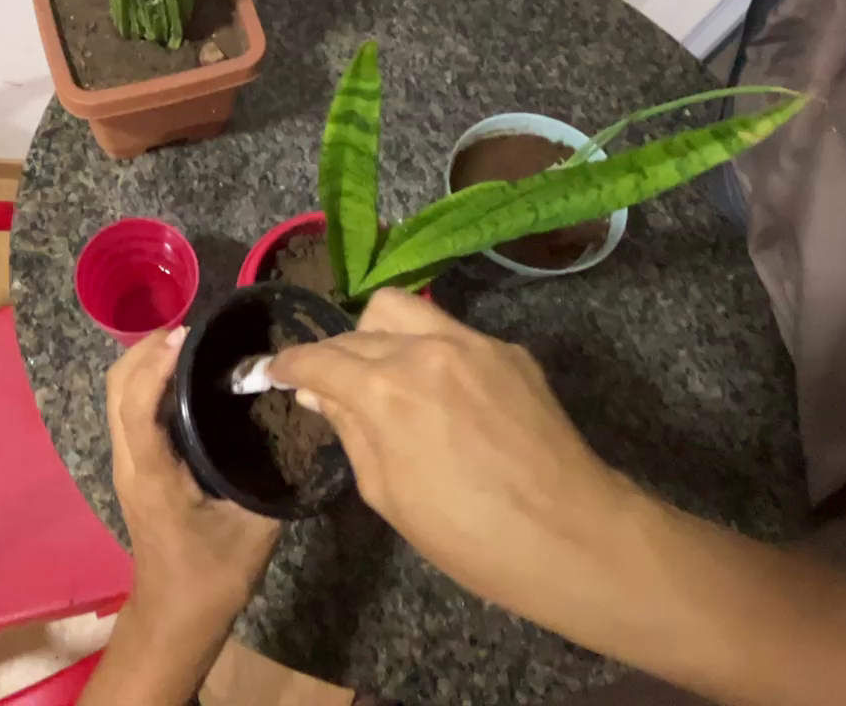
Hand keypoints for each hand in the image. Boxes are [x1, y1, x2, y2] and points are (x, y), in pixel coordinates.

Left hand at [105, 326, 280, 644]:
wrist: (173, 620)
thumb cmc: (210, 579)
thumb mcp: (253, 531)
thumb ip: (275, 479)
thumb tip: (303, 428)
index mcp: (153, 476)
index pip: (137, 408)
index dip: (155, 365)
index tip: (187, 335)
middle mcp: (130, 462)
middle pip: (116, 388)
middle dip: (145, 350)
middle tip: (192, 331)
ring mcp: (126, 462)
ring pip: (117, 395)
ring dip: (144, 361)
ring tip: (189, 344)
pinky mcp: (133, 465)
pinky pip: (128, 408)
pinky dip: (146, 380)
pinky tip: (183, 377)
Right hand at [268, 289, 645, 629]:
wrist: (574, 537)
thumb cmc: (469, 536)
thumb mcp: (387, 494)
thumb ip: (349, 429)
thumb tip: (320, 392)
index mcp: (385, 392)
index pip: (318, 357)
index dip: (286, 363)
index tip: (271, 370)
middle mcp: (422, 350)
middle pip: (355, 330)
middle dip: (332, 355)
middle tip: (331, 386)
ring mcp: (469, 342)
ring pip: (398, 307)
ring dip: (375, 332)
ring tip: (382, 368)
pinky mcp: (505, 348)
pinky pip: (448, 330)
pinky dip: (427, 349)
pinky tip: (442, 389)